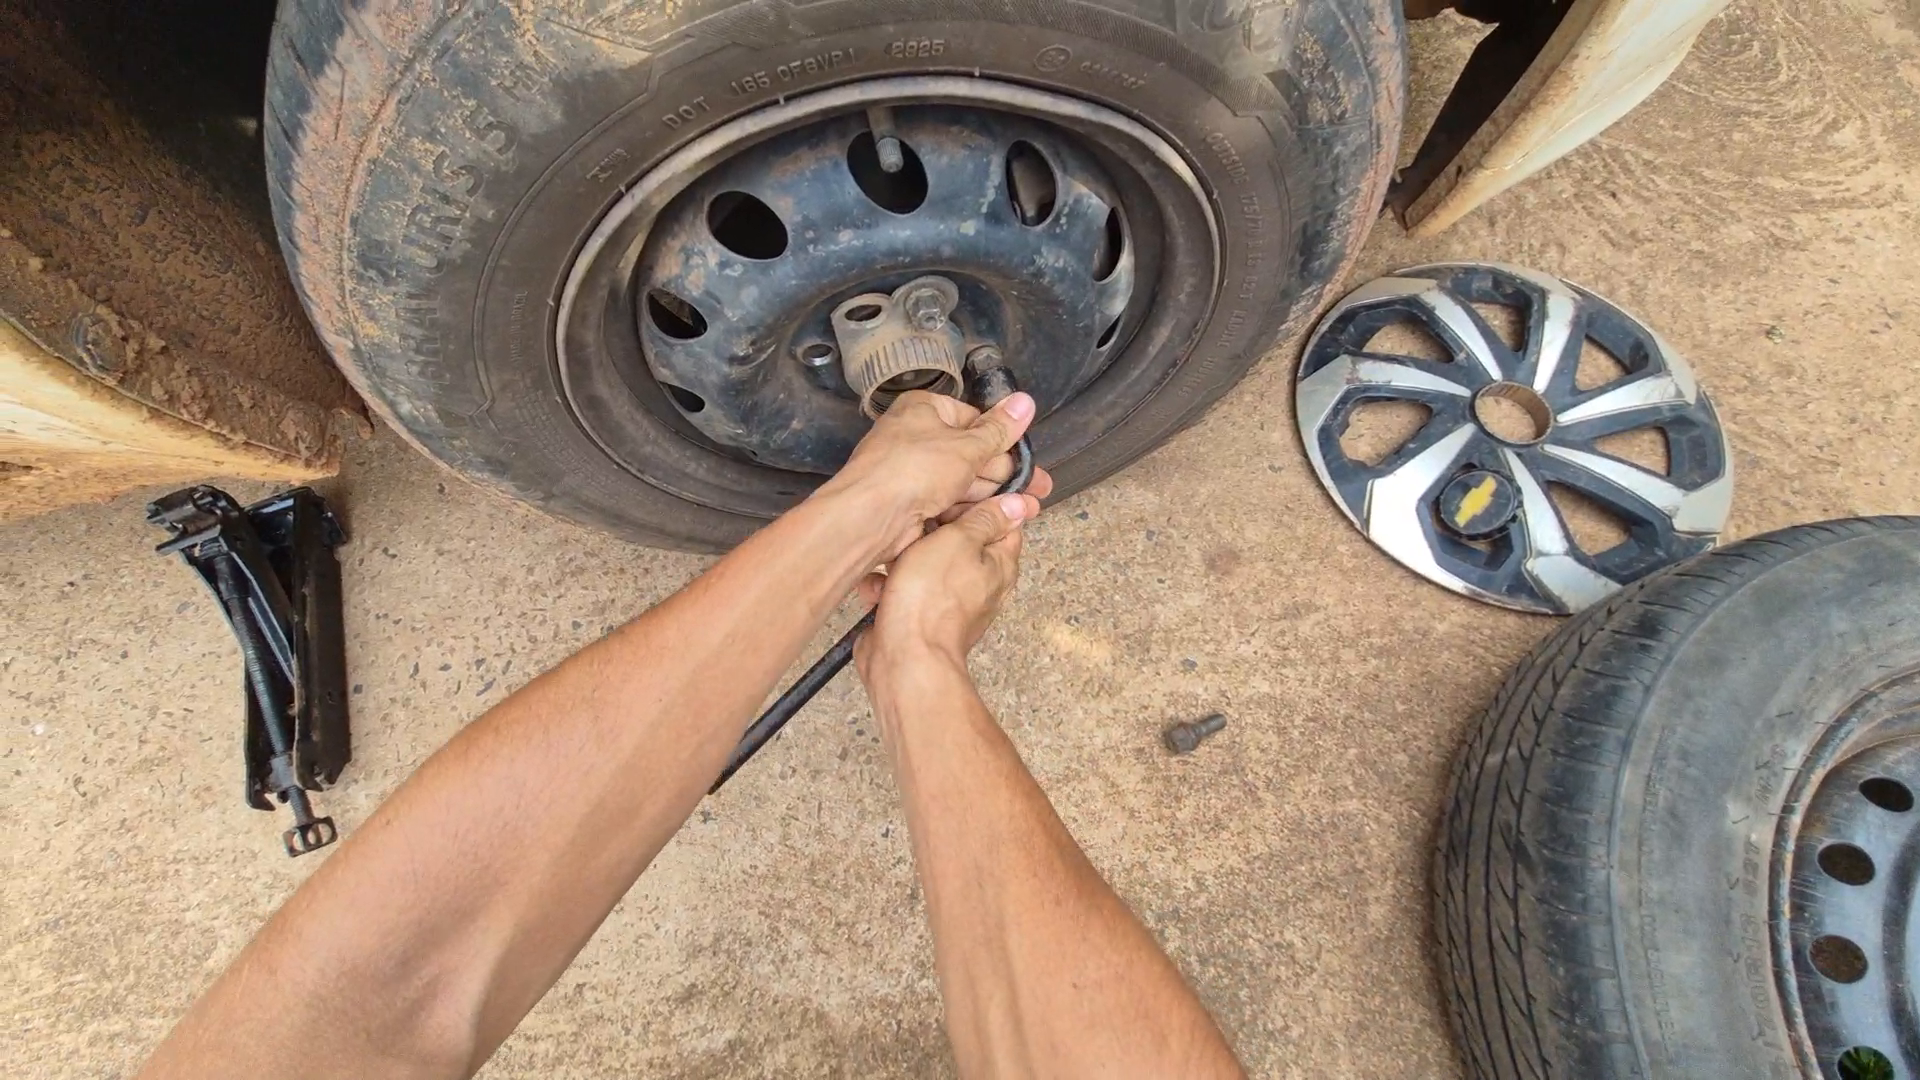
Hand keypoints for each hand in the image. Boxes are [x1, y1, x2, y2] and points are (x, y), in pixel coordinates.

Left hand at [818, 390, 1052, 560]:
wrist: (871, 517)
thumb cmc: (913, 470)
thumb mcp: (967, 446)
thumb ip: (999, 430)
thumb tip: (1025, 401)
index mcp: (923, 409)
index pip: (972, 419)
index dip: (1002, 439)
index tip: (1027, 458)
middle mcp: (914, 437)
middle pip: (969, 452)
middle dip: (1006, 473)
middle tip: (1037, 488)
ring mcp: (911, 473)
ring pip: (961, 481)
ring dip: (996, 494)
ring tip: (1029, 508)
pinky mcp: (910, 503)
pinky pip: (947, 502)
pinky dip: (973, 509)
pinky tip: (1000, 518)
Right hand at [853, 491, 1039, 677]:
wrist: (903, 657)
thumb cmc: (930, 603)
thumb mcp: (959, 541)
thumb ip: (986, 519)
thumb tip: (1016, 504)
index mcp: (999, 565)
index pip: (1001, 523)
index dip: (975, 506)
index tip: (951, 500)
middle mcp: (978, 585)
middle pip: (957, 541)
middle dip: (930, 532)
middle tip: (915, 530)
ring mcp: (948, 602)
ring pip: (924, 564)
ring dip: (902, 559)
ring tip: (892, 561)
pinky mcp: (918, 617)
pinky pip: (903, 590)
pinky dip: (888, 588)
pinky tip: (878, 589)